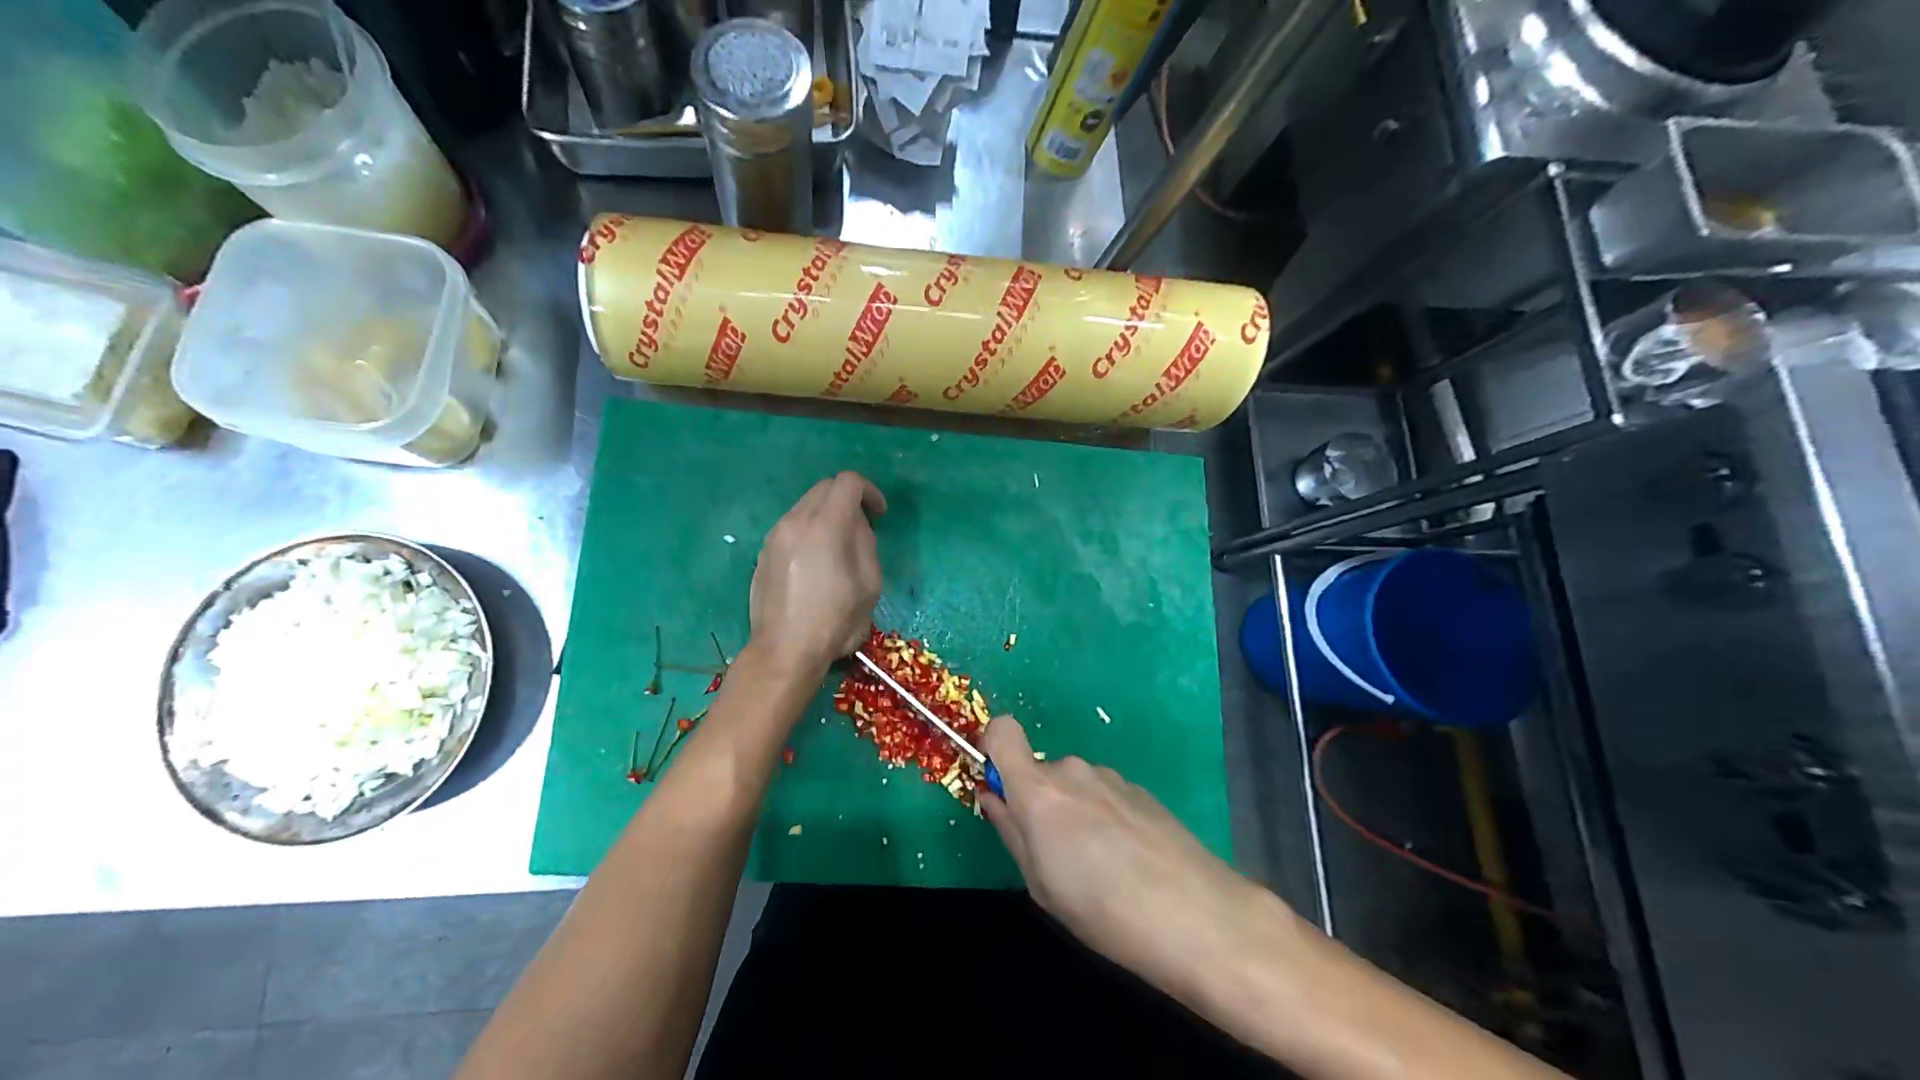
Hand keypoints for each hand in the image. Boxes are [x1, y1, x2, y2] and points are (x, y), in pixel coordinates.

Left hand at [749, 471, 886, 674]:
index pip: (847, 482)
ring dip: (827, 515)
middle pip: (824, 488)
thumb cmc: (835, 621)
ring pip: (805, 506)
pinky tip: (816, 564)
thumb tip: (856, 527)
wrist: (785, 651)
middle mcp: (794, 521)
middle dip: (848, 500)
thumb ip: (866, 543)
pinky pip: (791, 527)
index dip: (870, 491)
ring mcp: (774, 536)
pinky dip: (809, 531)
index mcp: (824, 526)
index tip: (879, 515)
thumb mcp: (870, 583)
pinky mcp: (763, 553)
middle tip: (863, 528)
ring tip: (839, 547)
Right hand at [978, 716, 1289, 1000]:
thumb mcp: (1039, 883)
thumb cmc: (1100, 909)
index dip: (993, 748)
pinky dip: (1105, 817)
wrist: (1195, 914)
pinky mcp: (1142, 791)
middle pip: (1040, 771)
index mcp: (1038, 791)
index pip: (1002, 732)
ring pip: (1075, 785)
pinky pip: (1105, 795)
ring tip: (1100, 864)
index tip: (1000, 785)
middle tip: (1056, 854)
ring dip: (1075, 812)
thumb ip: (1010, 831)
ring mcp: (1111, 777)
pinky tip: (1129, 860)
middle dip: (1040, 802)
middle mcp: (1072, 771)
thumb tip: (993, 798)